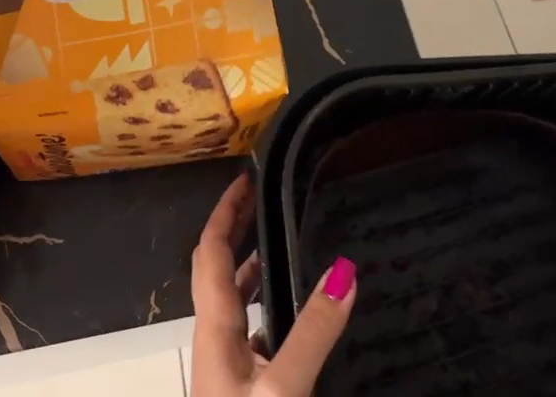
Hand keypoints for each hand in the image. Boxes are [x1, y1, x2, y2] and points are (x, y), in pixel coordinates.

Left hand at [191, 173, 356, 396]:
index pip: (211, 250)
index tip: (246, 178)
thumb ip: (313, 333)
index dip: (225, 210)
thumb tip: (344, 270)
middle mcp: (213, 337)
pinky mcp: (238, 383)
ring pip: (232, 297)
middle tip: (263, 196)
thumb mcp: (283, 387)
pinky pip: (248, 325)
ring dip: (249, 262)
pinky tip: (291, 307)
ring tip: (280, 239)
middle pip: (215, 266)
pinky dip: (263, 300)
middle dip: (235, 226)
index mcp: (214, 327)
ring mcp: (223, 361)